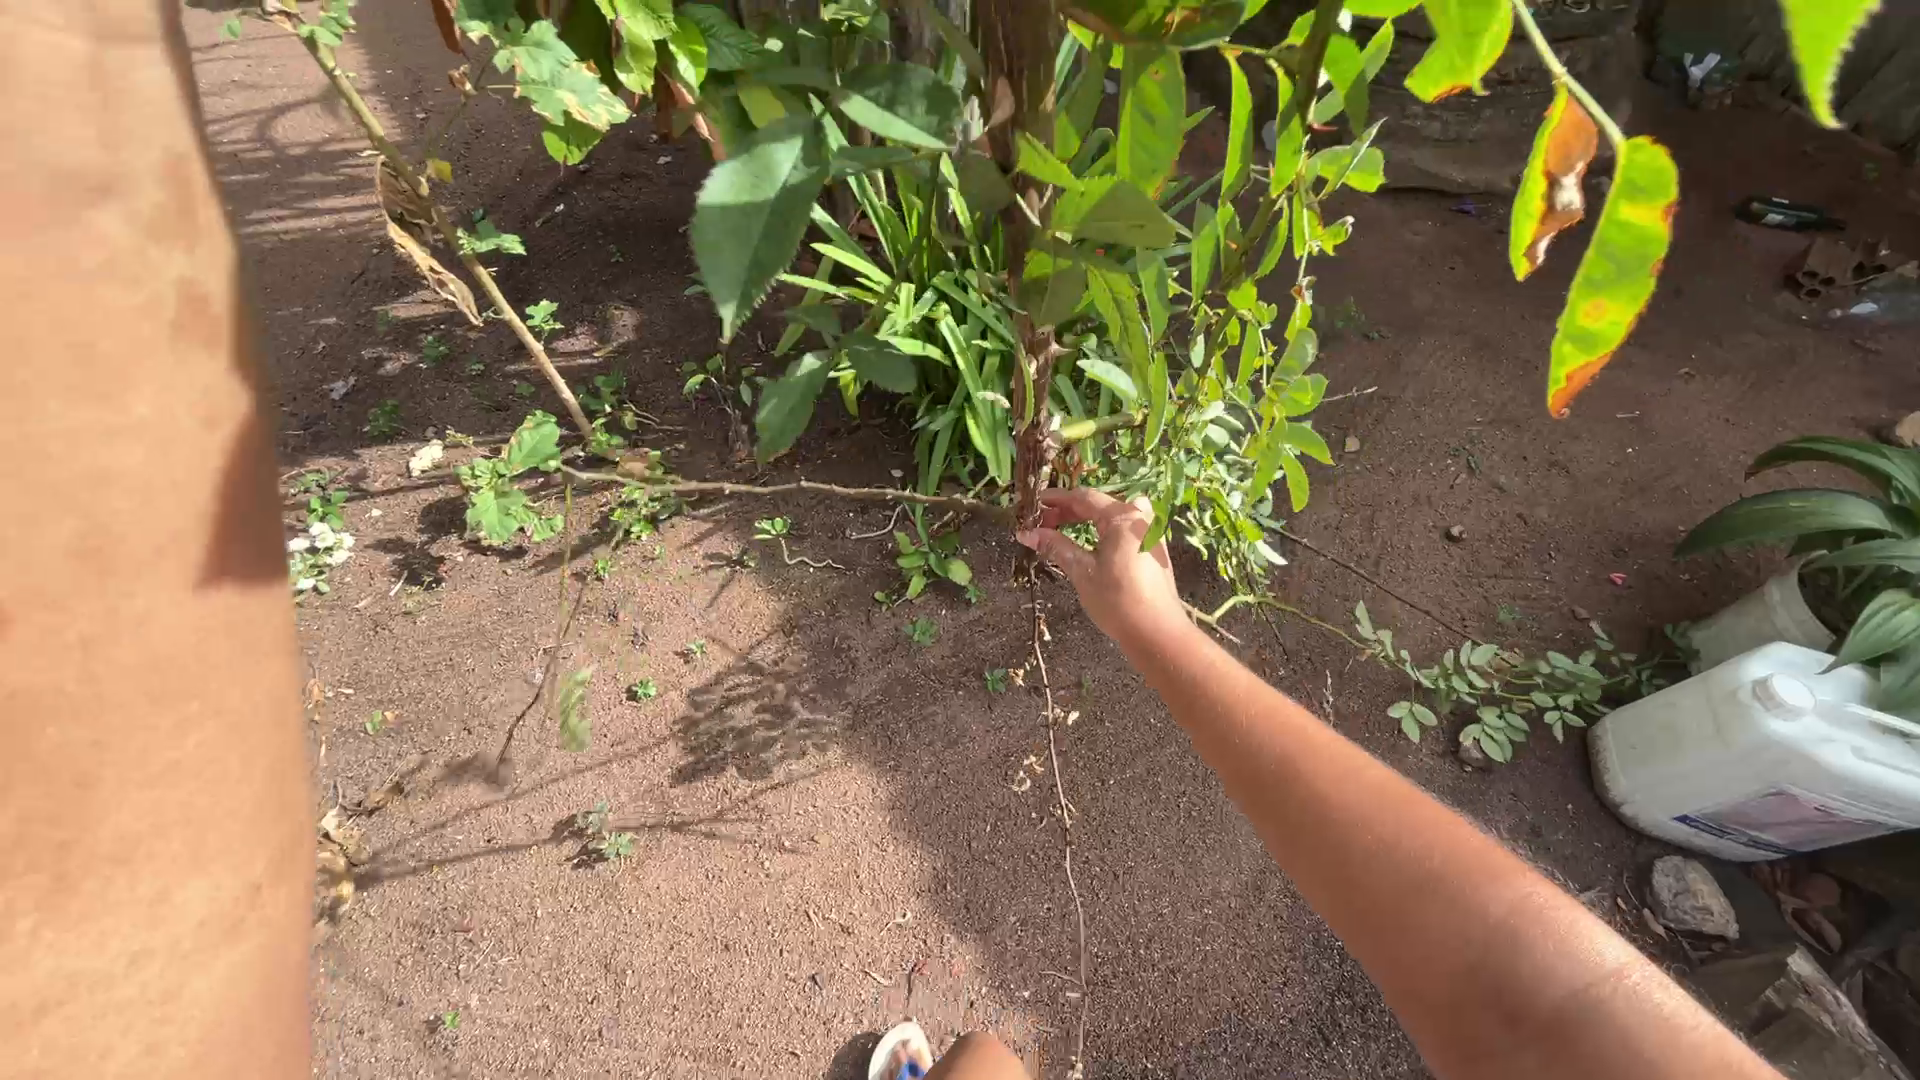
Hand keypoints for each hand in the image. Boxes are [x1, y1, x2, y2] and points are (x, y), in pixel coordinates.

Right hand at [1015, 488, 1188, 652]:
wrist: (1157, 632)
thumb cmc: (1117, 601)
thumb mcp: (1082, 571)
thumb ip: (1055, 546)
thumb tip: (1026, 533)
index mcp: (1123, 517)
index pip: (1084, 497)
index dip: (1057, 499)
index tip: (1035, 504)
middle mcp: (1140, 517)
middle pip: (1098, 505)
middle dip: (1068, 511)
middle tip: (1043, 523)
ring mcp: (1151, 532)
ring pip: (1112, 516)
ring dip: (1085, 520)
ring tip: (1061, 531)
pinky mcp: (1154, 548)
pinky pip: (1124, 528)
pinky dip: (1103, 530)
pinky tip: (1089, 542)